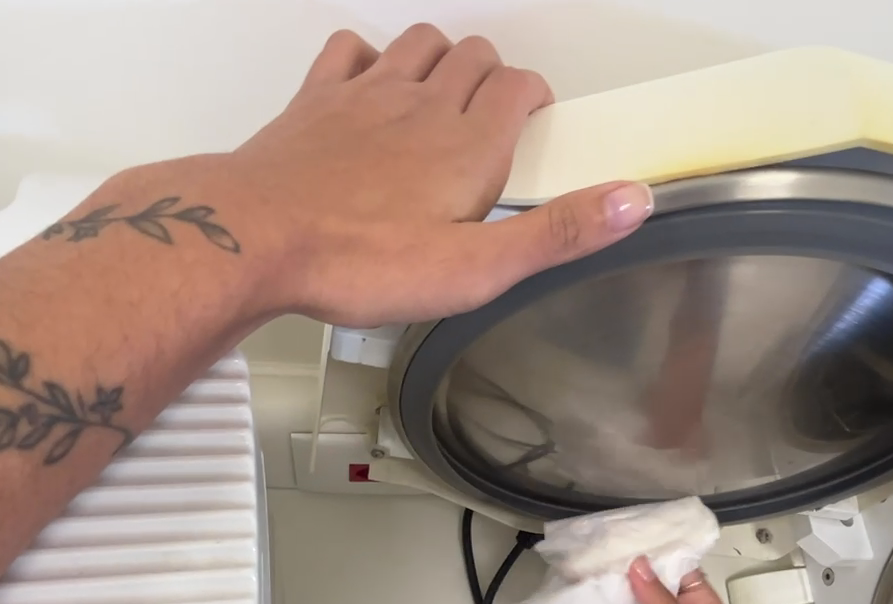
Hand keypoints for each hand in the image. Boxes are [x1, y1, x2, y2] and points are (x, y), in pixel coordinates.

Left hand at [225, 25, 653, 324]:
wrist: (262, 240)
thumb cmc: (360, 260)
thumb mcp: (475, 270)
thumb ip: (554, 234)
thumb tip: (630, 202)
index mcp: (467, 147)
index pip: (518, 90)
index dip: (534, 98)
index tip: (536, 115)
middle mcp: (420, 106)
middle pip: (472, 58)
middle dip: (492, 77)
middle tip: (495, 108)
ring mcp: (365, 96)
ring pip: (419, 44)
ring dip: (440, 57)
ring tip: (445, 89)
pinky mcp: (318, 103)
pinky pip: (350, 51)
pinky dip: (369, 56)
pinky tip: (370, 79)